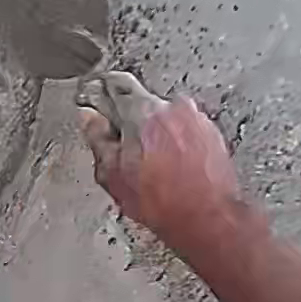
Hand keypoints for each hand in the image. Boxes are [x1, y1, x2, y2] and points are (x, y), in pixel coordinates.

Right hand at [76, 71, 241, 245]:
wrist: (204, 216)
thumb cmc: (160, 200)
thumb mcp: (111, 173)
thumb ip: (97, 139)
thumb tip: (89, 118)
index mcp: (143, 112)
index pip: (116, 85)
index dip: (99, 91)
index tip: (92, 97)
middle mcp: (173, 108)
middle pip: (140, 104)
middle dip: (128, 123)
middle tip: (120, 151)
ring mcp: (196, 119)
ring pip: (163, 119)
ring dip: (152, 135)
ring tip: (147, 167)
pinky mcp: (211, 133)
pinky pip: (183, 131)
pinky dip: (173, 144)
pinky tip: (167, 169)